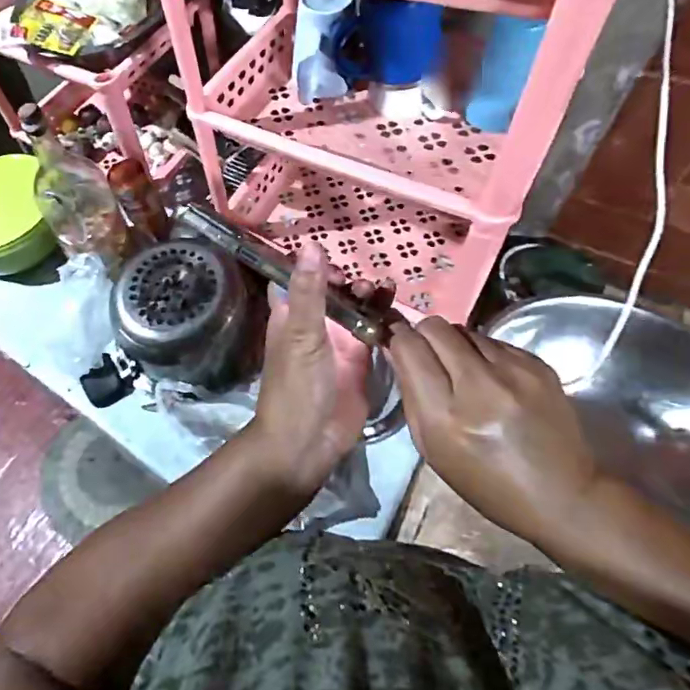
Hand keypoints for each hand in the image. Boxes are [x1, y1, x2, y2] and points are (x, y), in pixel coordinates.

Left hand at [243, 243, 370, 492]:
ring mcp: (340, 341)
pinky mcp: (361, 359)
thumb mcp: (302, 334)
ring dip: (370, 296)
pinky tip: (398, 308)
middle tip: (364, 284)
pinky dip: (386, 318)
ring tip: (385, 289)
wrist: (308, 444)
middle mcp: (316, 324)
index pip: (302, 278)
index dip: (318, 265)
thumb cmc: (296, 386)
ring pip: (358, 308)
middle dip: (350, 280)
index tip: (337, 256)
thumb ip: (309, 291)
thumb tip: (312, 245)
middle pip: (335, 291)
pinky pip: (375, 330)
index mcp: (292, 314)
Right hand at [387, 317, 601, 549]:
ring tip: (466, 372)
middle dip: (425, 334)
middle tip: (429, 352)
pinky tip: (495, 380)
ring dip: (458, 345)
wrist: (563, 495)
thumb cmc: (489, 484)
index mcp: (445, 416)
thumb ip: (413, 397)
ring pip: (467, 330)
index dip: (399, 339)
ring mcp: (513, 371)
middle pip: (436, 327)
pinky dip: (486, 354)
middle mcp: (479, 385)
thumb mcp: (435, 452)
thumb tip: (400, 351)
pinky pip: (496, 341)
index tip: (398, 341)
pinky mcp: (538, 364)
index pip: (410, 347)